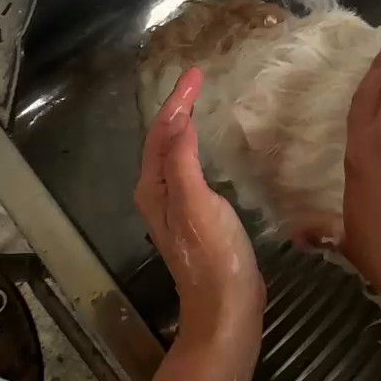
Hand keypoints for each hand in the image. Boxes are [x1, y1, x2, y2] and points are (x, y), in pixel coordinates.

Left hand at [135, 66, 265, 343]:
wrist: (226, 307)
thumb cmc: (213, 254)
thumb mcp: (197, 202)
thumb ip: (183, 160)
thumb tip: (178, 119)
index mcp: (154, 186)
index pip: (161, 130)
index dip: (177, 99)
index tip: (196, 72)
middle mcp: (157, 192)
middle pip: (163, 137)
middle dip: (178, 105)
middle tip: (199, 78)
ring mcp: (175, 204)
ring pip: (174, 150)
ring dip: (184, 122)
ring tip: (199, 99)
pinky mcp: (194, 213)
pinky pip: (188, 164)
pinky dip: (195, 143)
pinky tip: (207, 142)